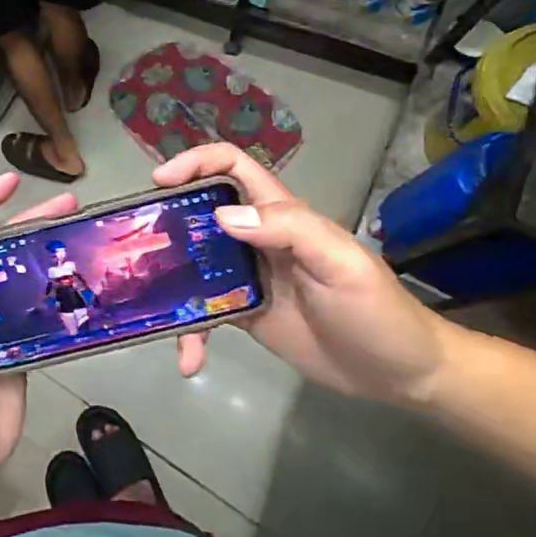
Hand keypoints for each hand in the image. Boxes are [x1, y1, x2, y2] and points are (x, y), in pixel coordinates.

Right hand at [155, 144, 453, 403]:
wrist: (399, 374)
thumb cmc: (375, 310)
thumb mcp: (341, 263)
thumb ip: (290, 229)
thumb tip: (222, 216)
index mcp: (280, 214)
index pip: (233, 168)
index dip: (197, 162)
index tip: (161, 180)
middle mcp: (256, 238)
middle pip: (201, 212)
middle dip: (167, 219)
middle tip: (136, 240)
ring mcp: (245, 276)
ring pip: (194, 263)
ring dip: (169, 281)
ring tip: (147, 303)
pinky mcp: (242, 312)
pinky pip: (203, 313)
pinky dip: (191, 334)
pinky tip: (189, 360)